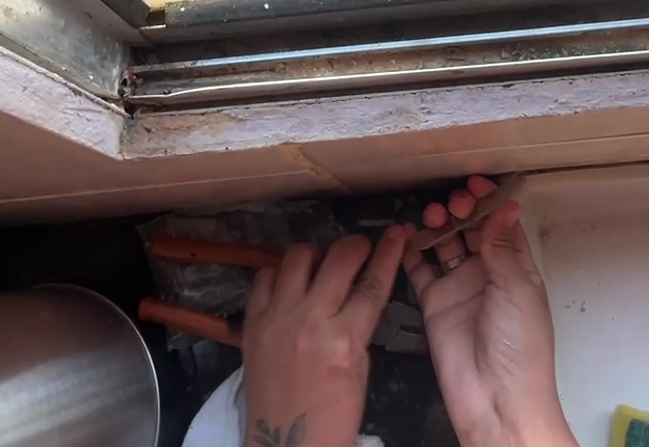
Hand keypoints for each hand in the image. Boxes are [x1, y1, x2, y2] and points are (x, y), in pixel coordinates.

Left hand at [242, 226, 406, 446]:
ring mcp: (277, 319)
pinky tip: (288, 284)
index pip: (373, 284)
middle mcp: (310, 322)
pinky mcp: (252, 323)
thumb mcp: (359, 371)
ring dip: (315, 254)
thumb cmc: (333, 416)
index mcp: (344, 341)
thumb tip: (359, 288)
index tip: (396, 232)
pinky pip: (264, 277)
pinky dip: (279, 273)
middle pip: (338, 259)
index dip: (388, 253)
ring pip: (297, 257)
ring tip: (320, 264)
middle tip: (359, 247)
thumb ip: (358, 326)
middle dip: (355, 245)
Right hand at [406, 176, 577, 446]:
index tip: (476, 182)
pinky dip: (410, 250)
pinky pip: (419, 269)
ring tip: (434, 215)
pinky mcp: (434, 301)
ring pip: (445, 243)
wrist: (495, 400)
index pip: (501, 224)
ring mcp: (459, 286)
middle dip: (462, 208)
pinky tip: (405, 235)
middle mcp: (486, 272)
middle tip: (455, 201)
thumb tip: (504, 205)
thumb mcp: (517, 289)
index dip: (490, 201)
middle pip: (471, 229)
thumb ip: (501, 246)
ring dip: (439, 224)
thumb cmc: (520, 346)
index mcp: (515, 268)